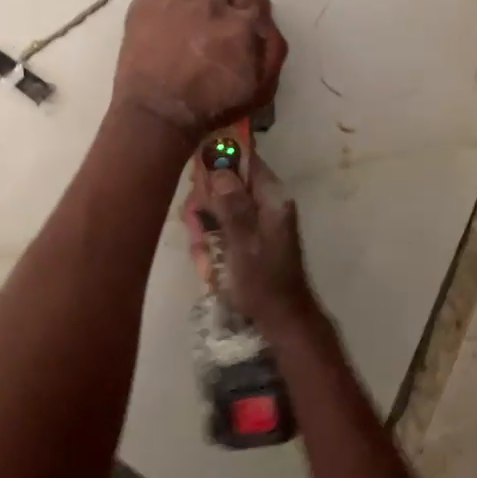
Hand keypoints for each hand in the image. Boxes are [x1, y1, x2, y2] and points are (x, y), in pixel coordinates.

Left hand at [111, 0, 287, 142]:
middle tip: (212, 33)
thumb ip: (273, 49)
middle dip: (223, 6)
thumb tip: (266, 22)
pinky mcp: (145, 5)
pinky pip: (161, 1)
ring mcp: (175, 1)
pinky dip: (163, 16)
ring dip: (193, 11)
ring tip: (182, 39)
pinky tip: (159, 40)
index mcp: (242, 21)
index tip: (240, 22)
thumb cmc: (211, 107)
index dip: (249, 7)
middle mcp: (211, 2)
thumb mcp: (260, 89)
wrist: (155, 114)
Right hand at [185, 154, 318, 332]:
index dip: (218, 159)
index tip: (197, 179)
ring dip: (204, 224)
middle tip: (195, 225)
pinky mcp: (248, 234)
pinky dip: (210, 238)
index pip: (245, 158)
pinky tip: (207, 260)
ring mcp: (257, 218)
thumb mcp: (244, 243)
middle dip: (205, 202)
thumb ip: (232, 206)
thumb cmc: (264, 283)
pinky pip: (222, 224)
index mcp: (271, 196)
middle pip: (226, 180)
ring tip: (202, 252)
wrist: (281, 319)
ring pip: (219, 204)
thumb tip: (219, 170)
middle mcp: (266, 201)